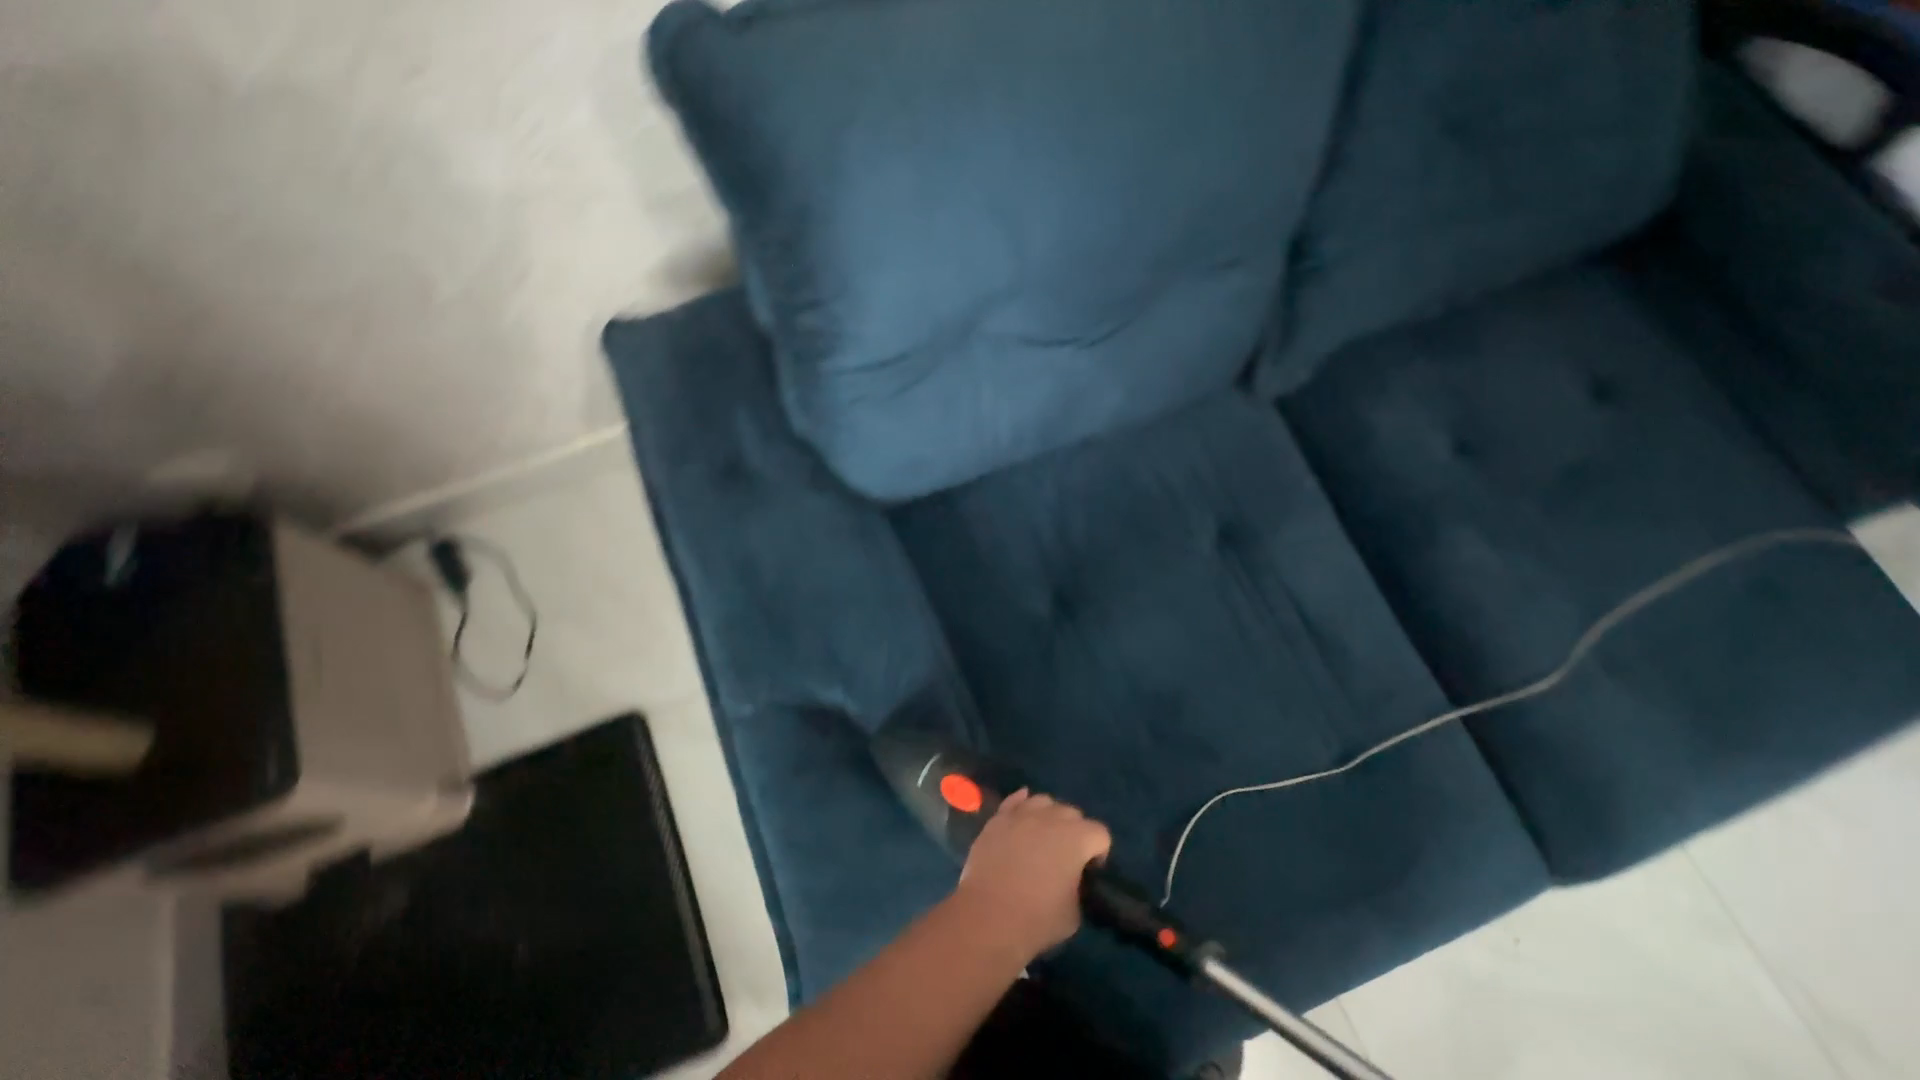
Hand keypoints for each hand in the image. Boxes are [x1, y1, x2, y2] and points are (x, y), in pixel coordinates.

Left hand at [954, 789, 1112, 957]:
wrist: (988, 917)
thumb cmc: (1036, 919)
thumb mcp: (1073, 913)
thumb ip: (1078, 888)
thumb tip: (1069, 881)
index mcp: (1077, 838)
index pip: (1100, 834)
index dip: (1098, 853)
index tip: (1088, 873)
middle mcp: (1051, 818)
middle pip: (1073, 814)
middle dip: (1075, 833)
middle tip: (1065, 859)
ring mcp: (1021, 815)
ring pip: (1044, 802)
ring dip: (1049, 817)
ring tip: (1041, 839)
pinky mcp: (997, 821)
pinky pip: (1014, 802)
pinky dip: (1021, 806)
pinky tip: (1023, 816)